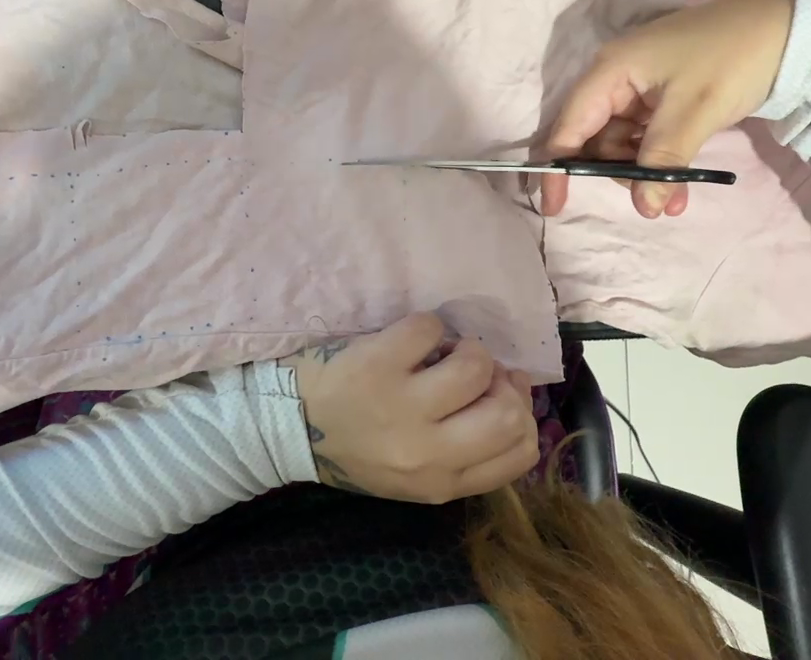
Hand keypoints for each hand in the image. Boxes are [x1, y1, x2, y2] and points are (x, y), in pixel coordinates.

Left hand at [282, 313, 538, 503]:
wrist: (286, 425)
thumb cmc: (355, 444)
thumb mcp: (415, 469)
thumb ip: (467, 442)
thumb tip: (514, 384)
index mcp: (441, 483)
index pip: (521, 453)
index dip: (524, 415)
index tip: (501, 395)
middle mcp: (427, 452)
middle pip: (509, 415)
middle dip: (499, 382)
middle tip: (471, 372)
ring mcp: (402, 406)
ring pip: (475, 365)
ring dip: (464, 348)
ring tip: (438, 353)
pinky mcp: (377, 362)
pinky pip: (430, 327)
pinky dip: (424, 326)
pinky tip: (407, 340)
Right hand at [541, 0, 794, 218]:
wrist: (791, 25)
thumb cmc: (732, 59)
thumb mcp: (693, 112)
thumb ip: (661, 161)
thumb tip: (643, 208)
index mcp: (610, 71)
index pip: (568, 127)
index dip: (556, 168)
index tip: (553, 208)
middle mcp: (615, 78)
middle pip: (594, 138)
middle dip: (615, 173)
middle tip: (651, 199)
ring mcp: (639, 87)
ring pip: (621, 142)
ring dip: (643, 173)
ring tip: (674, 201)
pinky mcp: (662, 96)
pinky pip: (646, 137)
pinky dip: (659, 162)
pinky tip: (679, 188)